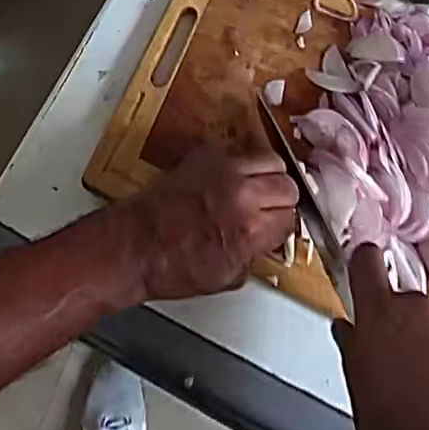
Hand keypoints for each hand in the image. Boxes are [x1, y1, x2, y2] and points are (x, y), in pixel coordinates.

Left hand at [114, 143, 297, 301]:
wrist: (137, 242)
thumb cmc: (173, 265)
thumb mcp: (227, 277)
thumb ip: (255, 253)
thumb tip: (267, 241)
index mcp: (249, 231)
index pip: (291, 218)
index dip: (284, 226)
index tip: (277, 227)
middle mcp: (241, 195)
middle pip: (289, 185)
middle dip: (283, 200)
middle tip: (270, 208)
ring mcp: (225, 169)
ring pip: (271, 160)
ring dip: (269, 176)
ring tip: (258, 188)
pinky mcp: (207, 153)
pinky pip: (239, 152)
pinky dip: (241, 165)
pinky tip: (231, 180)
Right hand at [333, 246, 428, 429]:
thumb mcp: (363, 396)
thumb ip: (354, 351)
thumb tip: (348, 335)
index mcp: (382, 313)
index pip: (365, 260)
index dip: (362, 263)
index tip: (360, 267)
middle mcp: (421, 311)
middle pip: (404, 302)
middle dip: (400, 327)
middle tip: (394, 363)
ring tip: (428, 391)